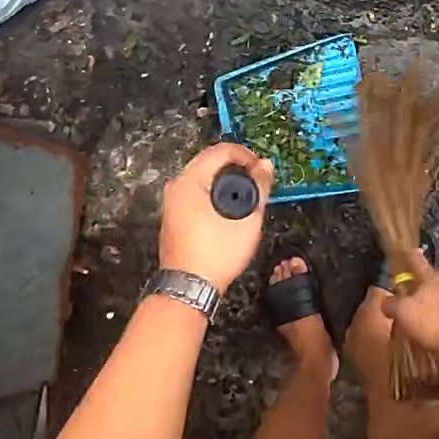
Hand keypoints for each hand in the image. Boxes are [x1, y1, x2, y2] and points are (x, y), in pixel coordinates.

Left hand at [158, 143, 274, 290]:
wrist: (188, 287)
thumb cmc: (215, 254)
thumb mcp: (246, 219)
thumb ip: (259, 187)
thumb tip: (265, 165)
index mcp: (190, 181)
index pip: (220, 151)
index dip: (246, 155)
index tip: (261, 169)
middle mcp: (176, 186)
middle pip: (209, 160)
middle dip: (236, 165)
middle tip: (256, 179)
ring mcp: (172, 201)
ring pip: (202, 175)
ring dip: (225, 179)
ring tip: (246, 193)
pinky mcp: (174, 214)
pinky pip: (195, 190)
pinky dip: (213, 190)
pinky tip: (228, 207)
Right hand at [381, 251, 438, 359]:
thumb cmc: (433, 321)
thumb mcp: (403, 312)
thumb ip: (392, 305)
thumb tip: (385, 303)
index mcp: (432, 277)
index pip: (418, 262)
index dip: (411, 257)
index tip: (410, 251)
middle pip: (433, 281)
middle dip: (422, 287)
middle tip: (411, 296)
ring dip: (435, 305)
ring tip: (424, 319)